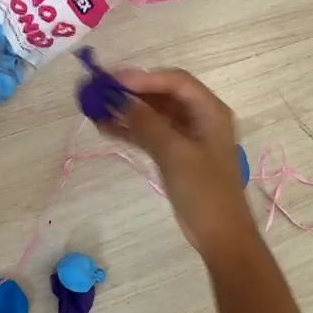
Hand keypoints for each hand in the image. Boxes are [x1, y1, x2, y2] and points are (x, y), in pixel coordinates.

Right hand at [96, 67, 257, 257]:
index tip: (112, 81)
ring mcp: (186, 136)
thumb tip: (117, 98)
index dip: (143, 77)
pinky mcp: (175, 154)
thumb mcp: (174, 153)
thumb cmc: (204, 190)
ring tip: (94, 108)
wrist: (219, 234)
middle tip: (98, 91)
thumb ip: (146, 122)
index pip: (175, 81)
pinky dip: (129, 130)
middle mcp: (199, 117)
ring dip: (126, 111)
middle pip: (162, 94)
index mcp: (210, 110)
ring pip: (153, 114)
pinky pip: (150, 133)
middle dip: (130, 92)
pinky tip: (104, 128)